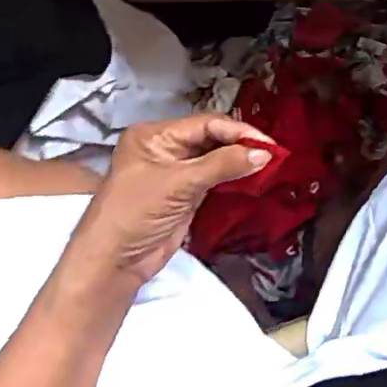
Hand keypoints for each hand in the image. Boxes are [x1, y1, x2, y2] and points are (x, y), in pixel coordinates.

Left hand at [72, 114, 273, 285]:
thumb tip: (263, 155)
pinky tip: (254, 177)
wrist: (113, 263)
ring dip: (240, 161)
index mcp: (154, 135)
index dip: (237, 131)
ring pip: (215, 157)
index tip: (267, 143)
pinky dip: (234, 177)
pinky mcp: (185, 193)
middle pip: (211, 138)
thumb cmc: (135, 214)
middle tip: (273, 153)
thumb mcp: (178, 184)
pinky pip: (215, 177)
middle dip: (241, 144)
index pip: (204, 124)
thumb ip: (222, 165)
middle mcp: (165, 147)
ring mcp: (176, 171)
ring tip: (270, 164)